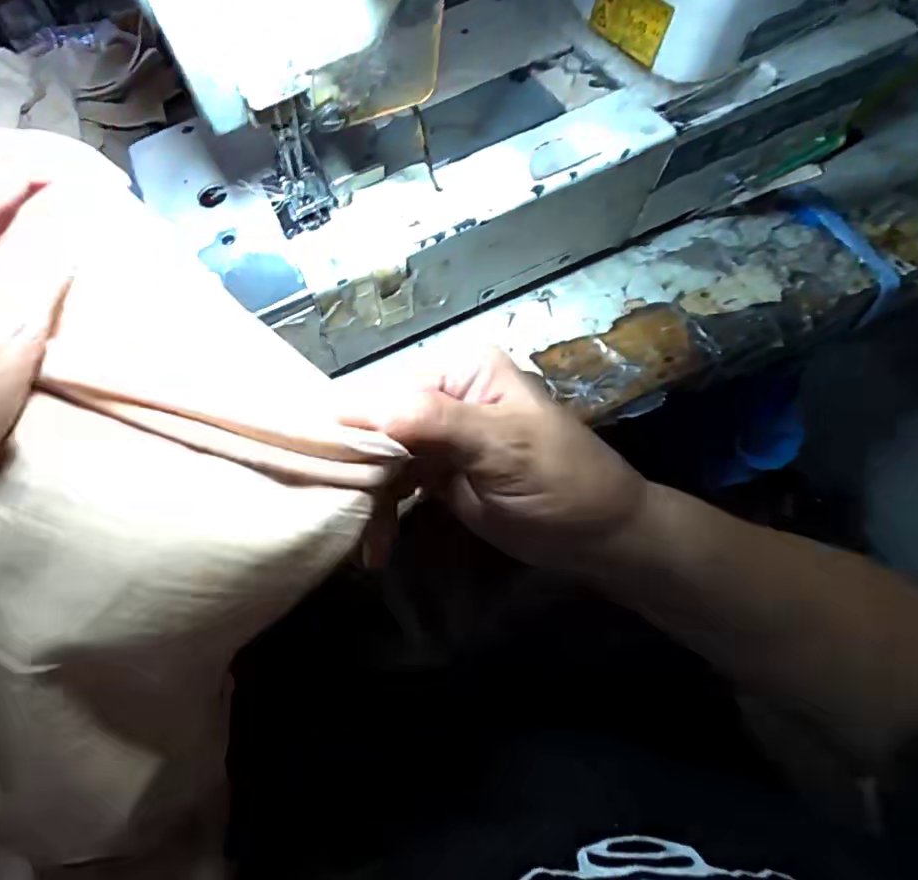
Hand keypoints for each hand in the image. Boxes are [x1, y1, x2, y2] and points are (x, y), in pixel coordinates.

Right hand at [354, 347, 649, 574]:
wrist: (599, 536)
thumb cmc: (563, 478)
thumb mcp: (504, 445)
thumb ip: (438, 422)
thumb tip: (366, 407)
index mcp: (460, 371)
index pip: (390, 390)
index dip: (354, 425)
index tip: (318, 462)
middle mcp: (442, 395)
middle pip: (378, 425)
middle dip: (359, 469)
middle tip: (341, 511)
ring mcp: (437, 436)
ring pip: (380, 459)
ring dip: (368, 499)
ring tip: (364, 540)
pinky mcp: (436, 472)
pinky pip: (394, 485)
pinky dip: (383, 515)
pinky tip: (376, 547)